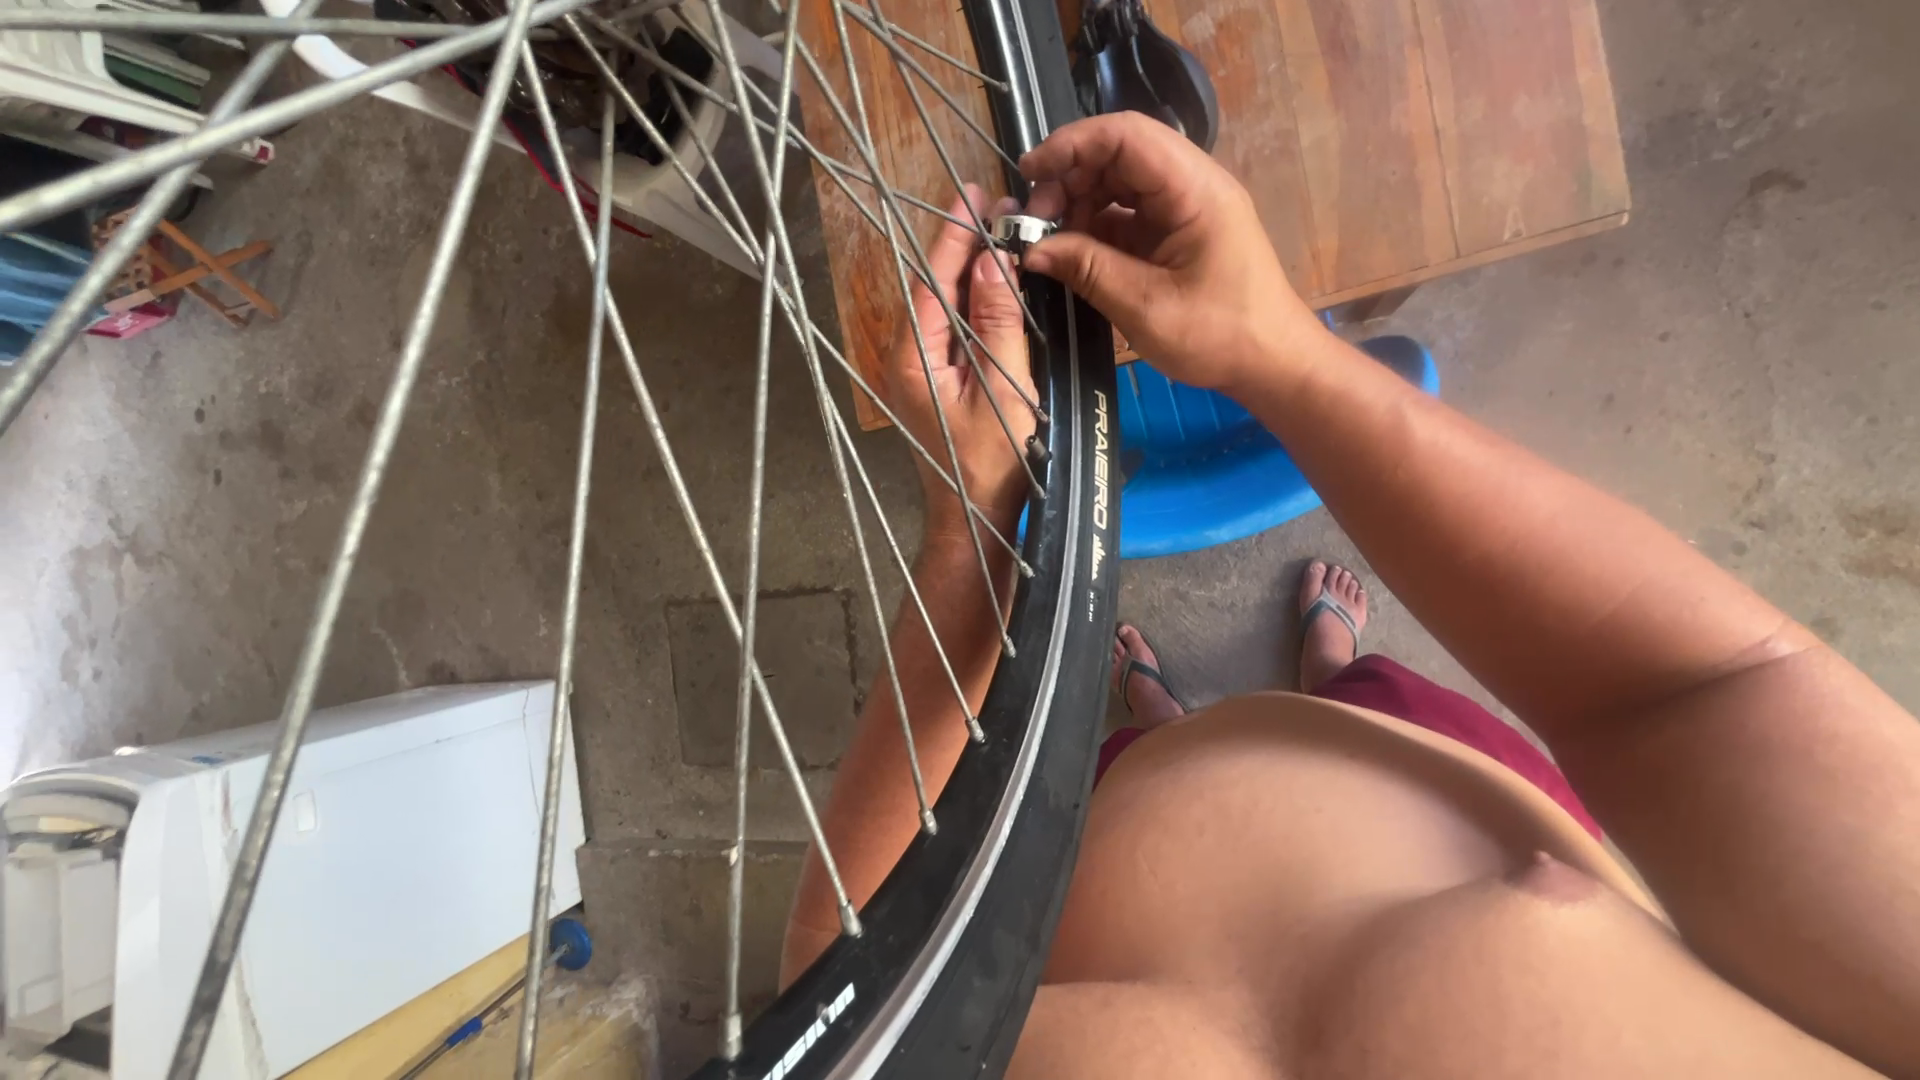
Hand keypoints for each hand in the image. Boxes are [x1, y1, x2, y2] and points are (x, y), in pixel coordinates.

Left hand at [883, 185, 1037, 542]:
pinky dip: (973, 304)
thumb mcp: (1003, 389)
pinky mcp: (933, 383)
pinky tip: (995, 285)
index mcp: (913, 359)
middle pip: (933, 289)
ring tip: (999, 234)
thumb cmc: (992, 464)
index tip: (975, 194)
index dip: (953, 236)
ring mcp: (918, 372)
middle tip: (997, 207)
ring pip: (942, 308)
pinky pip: (951, 331)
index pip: (931, 282)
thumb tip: (995, 260)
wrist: (974, 518)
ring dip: (970, 272)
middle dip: (963, 247)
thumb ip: (998, 323)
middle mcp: (906, 359)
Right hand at [1020, 113, 1326, 394]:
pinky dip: (1094, 228)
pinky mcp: (1175, 235)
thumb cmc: (1218, 335)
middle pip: (1119, 154)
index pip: (1126, 136)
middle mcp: (1190, 186)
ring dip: (1078, 204)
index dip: (1071, 144)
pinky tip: (1071, 253)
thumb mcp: (1145, 307)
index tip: (1029, 173)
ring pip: (1118, 184)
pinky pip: (1126, 216)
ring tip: (1048, 241)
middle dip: (1069, 178)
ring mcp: (1183, 210)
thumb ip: (1088, 270)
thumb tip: (1031, 250)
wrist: (1270, 363)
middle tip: (1035, 223)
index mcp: (1194, 189)